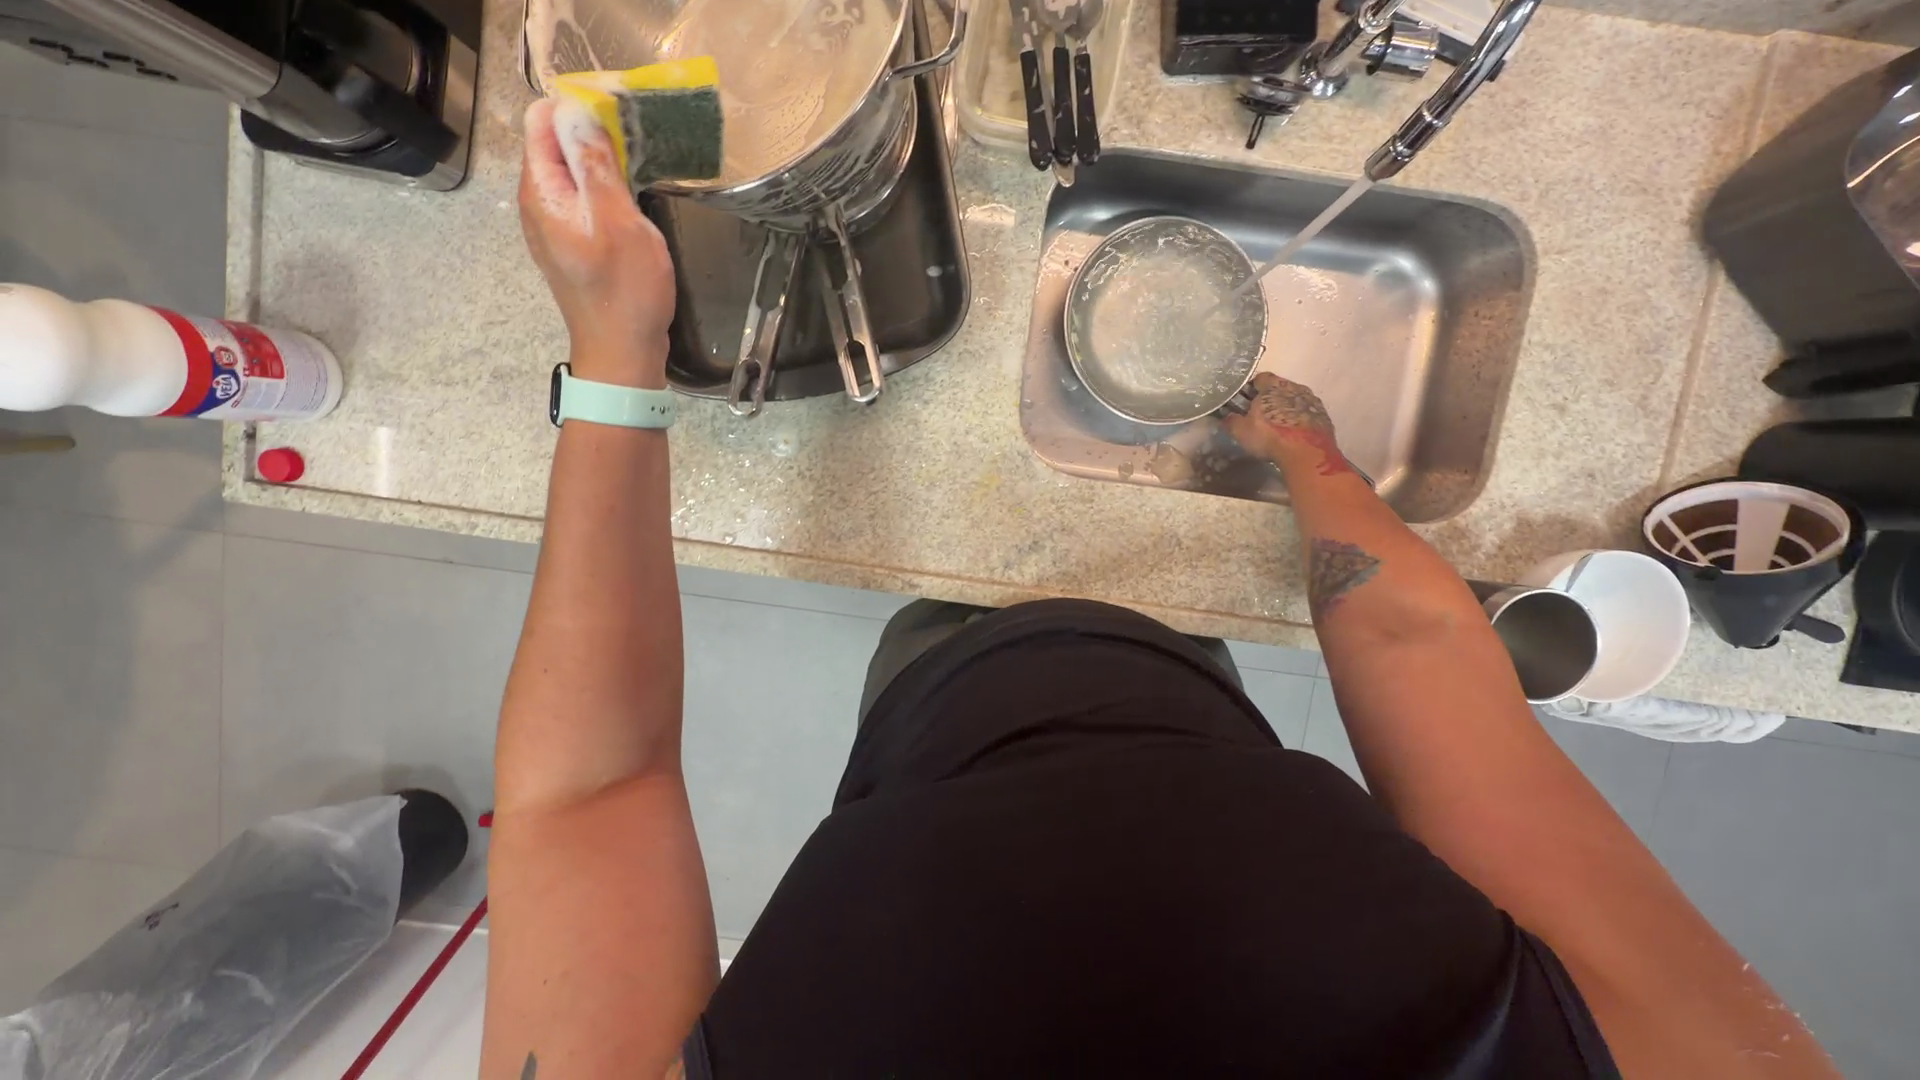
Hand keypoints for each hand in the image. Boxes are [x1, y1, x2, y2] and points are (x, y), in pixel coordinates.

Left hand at [519, 97, 675, 388]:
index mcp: (542, 190)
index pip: (542, 120)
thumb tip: (576, 110)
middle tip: (638, 148)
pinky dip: (606, 192)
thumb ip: (596, 163)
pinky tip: (632, 207)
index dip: (579, 109)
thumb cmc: (625, 291)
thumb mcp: (619, 221)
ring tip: (640, 174)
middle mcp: (538, 202)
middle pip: (557, 144)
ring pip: (573, 173)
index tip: (620, 120)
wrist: (623, 353)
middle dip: (594, 135)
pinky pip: (584, 200)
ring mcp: (553, 225)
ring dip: (604, 166)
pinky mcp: (573, 244)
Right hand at [1226, 372, 1354, 477]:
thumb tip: (1226, 417)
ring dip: (1288, 407)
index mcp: (1272, 386)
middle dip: (1271, 398)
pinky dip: (1301, 418)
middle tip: (1262, 414)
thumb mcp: (1241, 431)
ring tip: (1280, 425)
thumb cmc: (1269, 436)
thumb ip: (1232, 421)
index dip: (1252, 388)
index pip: (1260, 378)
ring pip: (1296, 399)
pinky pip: (1308, 412)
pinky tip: (1295, 433)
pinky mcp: (1323, 415)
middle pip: (1280, 387)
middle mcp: (1294, 386)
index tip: (1246, 400)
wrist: (1306, 451)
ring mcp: (1311, 400)